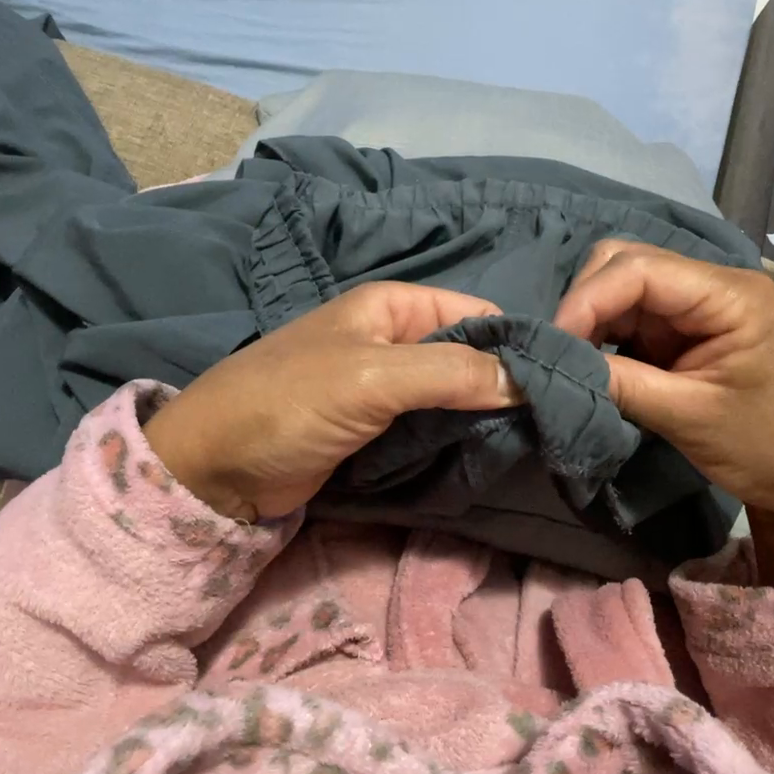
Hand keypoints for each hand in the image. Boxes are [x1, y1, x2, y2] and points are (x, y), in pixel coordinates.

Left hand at [143, 283, 519, 521]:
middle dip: (505, 383)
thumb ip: (450, 373)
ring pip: (455, 392)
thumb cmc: (288, 404)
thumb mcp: (372, 379)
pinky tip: (487, 453)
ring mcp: (387, 385)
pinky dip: (457, 436)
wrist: (213, 468)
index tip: (560, 384)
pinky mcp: (378, 427)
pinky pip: (432, 424)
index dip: (518, 344)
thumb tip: (530, 379)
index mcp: (393, 306)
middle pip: (470, 354)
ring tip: (531, 441)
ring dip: (484, 414)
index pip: (478, 314)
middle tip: (552, 422)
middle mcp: (395, 338)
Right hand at [554, 241, 773, 586]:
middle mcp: (713, 284)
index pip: (640, 269)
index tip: (553, 344)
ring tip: (571, 360)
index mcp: (731, 295)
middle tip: (560, 352)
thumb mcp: (688, 417)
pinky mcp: (684, 326)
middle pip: (627, 262)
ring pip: (622, 284)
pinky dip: (602, 333)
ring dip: (590, 318)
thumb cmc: (763, 448)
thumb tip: (551, 364)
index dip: (587, 299)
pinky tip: (590, 360)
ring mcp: (698, 303)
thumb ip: (620, 384)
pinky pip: (630, 313)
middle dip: (586, 301)